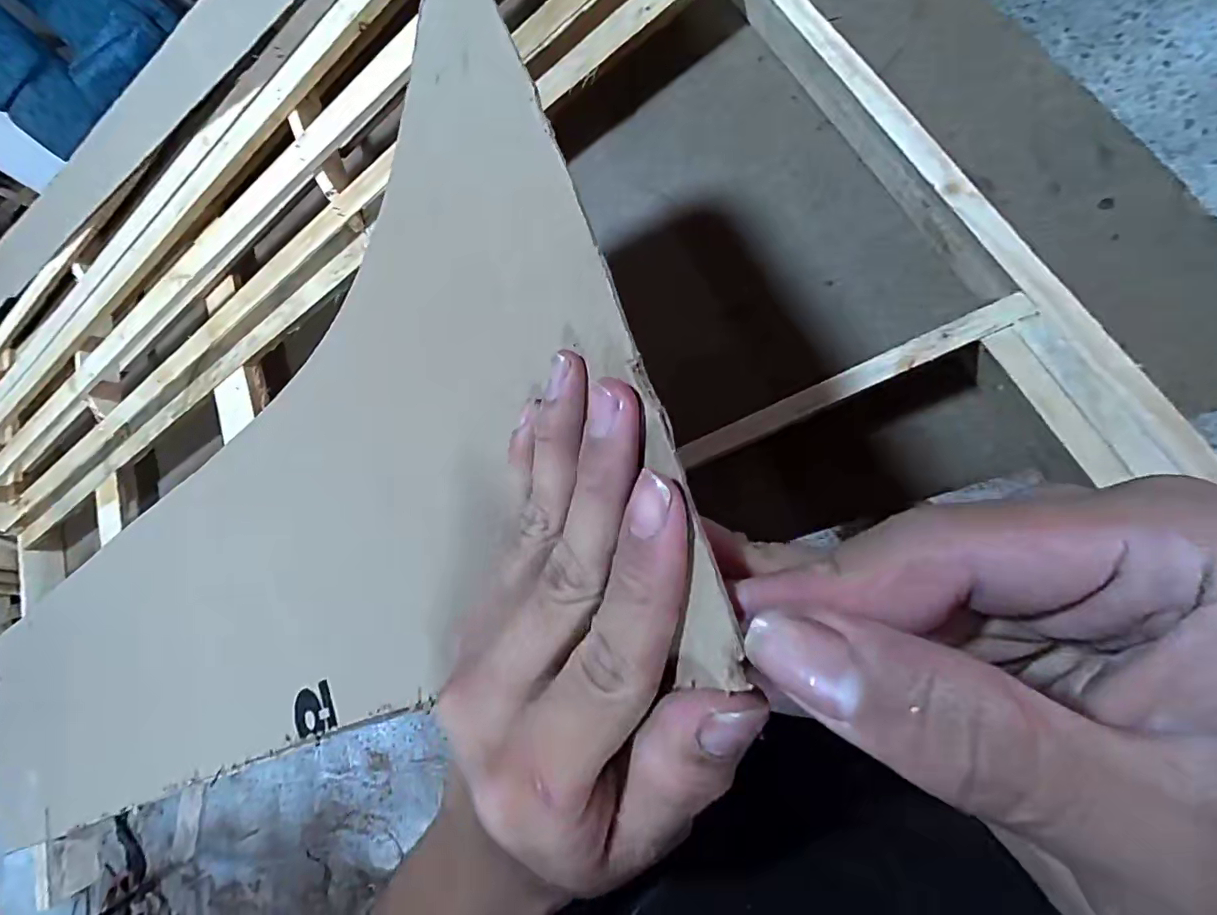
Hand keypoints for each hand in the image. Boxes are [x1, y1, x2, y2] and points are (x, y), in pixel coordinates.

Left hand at [381, 351, 767, 913]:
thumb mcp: (644, 839)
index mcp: (544, 768)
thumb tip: (742, 694)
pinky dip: (521, 469)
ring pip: (528, 537)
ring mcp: (474, 639)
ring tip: (568, 377)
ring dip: (554, 448)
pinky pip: (504, 531)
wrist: (487, 831)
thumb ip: (686, 771)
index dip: (643, 575)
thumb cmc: (582, 838)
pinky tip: (531, 416)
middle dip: (594, 480)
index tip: (666, 491)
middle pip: (560, 576)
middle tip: (617, 400)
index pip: (609, 657)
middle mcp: (494, 691)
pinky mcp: (475, 606)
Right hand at [729, 476, 1216, 914]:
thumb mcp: (1149, 829)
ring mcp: (1055, 589)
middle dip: (811, 605)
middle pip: (916, 562)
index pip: (956, 546)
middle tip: (702, 614)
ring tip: (712, 617)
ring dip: (812, 625)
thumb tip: (778, 647)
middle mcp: (1097, 541)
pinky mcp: (1022, 640)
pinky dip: (846, 655)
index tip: (731, 618)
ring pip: (900, 594)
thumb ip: (957, 730)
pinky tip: (771, 643)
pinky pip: (915, 634)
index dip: (834, 588)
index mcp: (1167, 541)